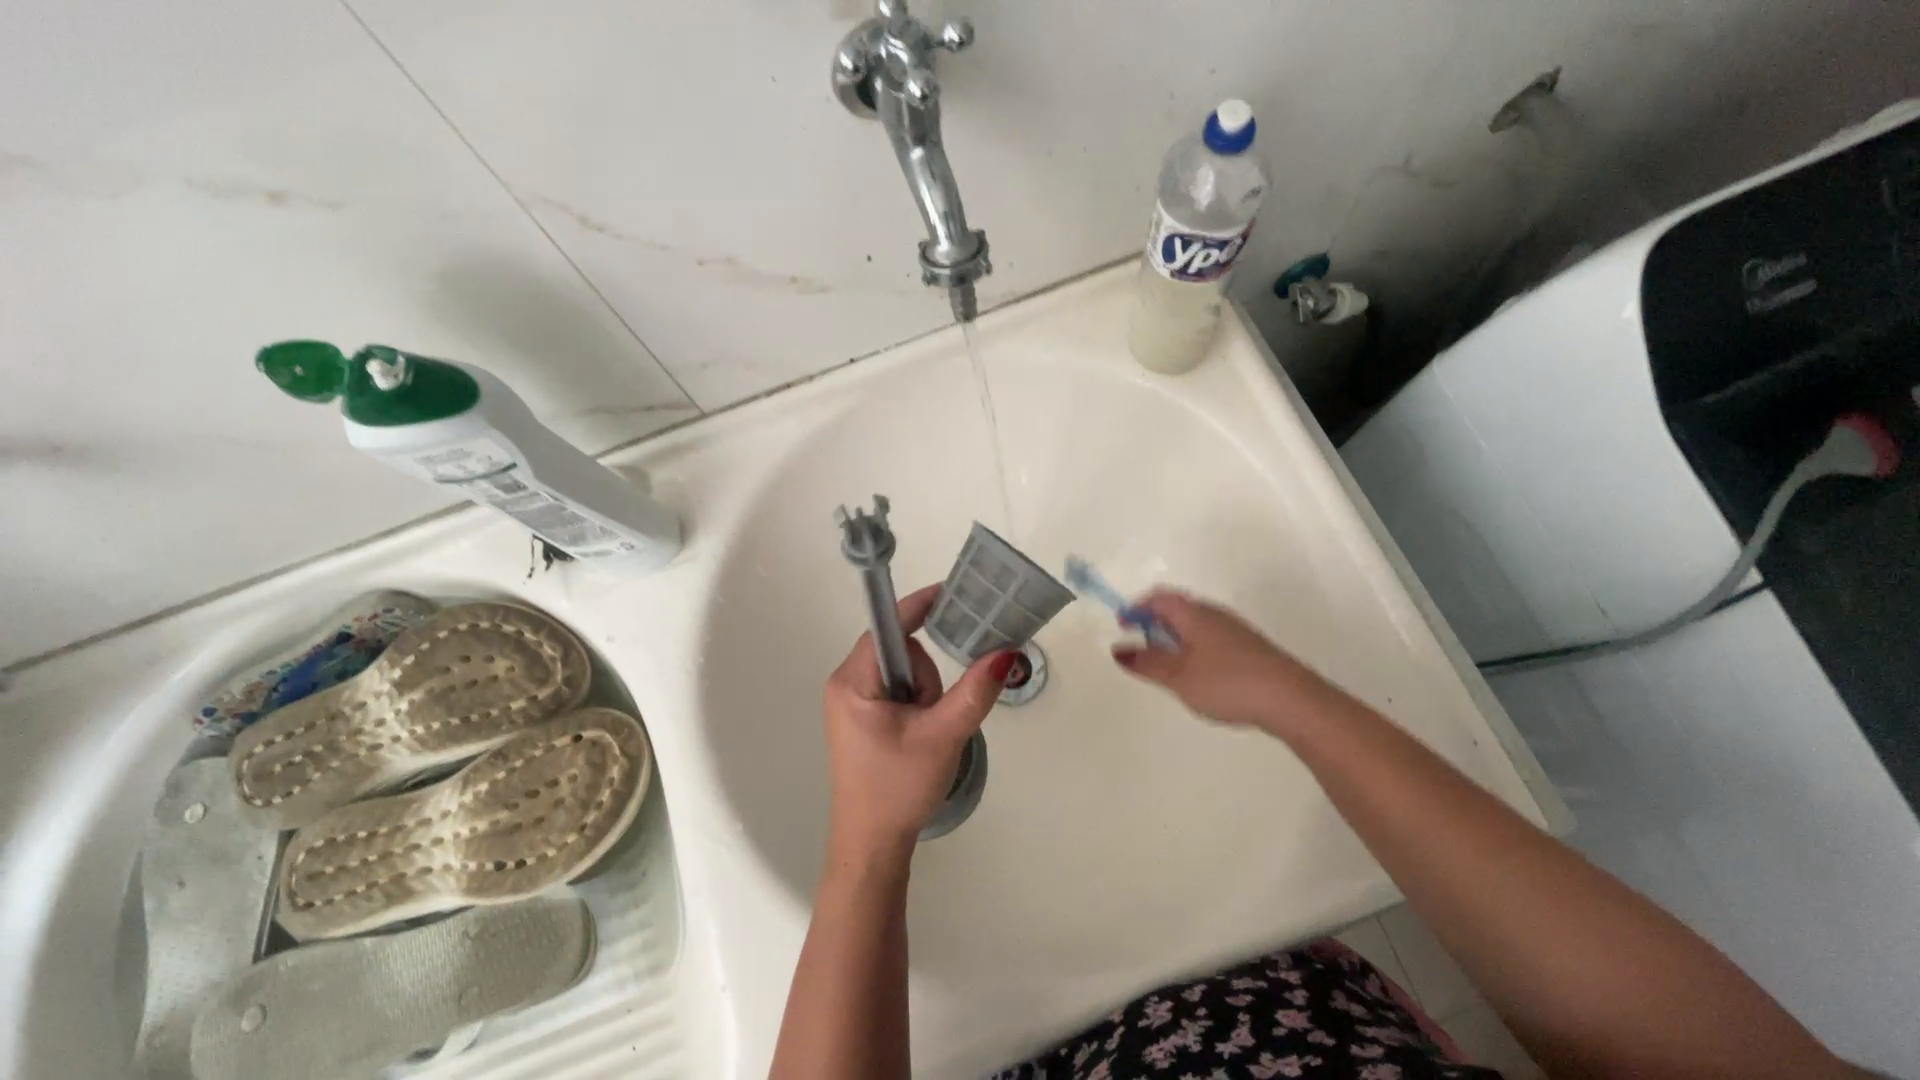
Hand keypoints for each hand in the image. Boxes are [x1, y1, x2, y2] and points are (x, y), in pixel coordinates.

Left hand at [823, 584, 1016, 860]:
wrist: (873, 845)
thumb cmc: (899, 788)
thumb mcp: (943, 735)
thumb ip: (975, 691)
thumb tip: (1007, 652)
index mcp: (853, 681)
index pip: (888, 626)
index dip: (919, 606)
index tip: (951, 592)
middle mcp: (846, 685)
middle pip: (900, 652)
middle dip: (928, 677)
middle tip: (934, 714)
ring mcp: (852, 704)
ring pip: (904, 674)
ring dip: (925, 695)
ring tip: (926, 734)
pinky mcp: (862, 720)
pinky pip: (897, 692)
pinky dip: (918, 706)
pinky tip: (920, 737)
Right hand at [1111, 589, 1332, 733]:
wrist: (1290, 699)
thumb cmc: (1227, 684)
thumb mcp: (1178, 677)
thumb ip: (1147, 663)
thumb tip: (1119, 648)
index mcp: (1194, 614)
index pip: (1159, 597)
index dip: (1136, 607)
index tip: (1122, 628)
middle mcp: (1214, 614)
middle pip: (1177, 608)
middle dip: (1154, 624)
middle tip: (1142, 652)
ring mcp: (1235, 630)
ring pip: (1195, 624)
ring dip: (1174, 638)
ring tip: (1168, 669)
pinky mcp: (1249, 647)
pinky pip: (1210, 638)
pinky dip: (1193, 648)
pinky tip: (1198, 677)